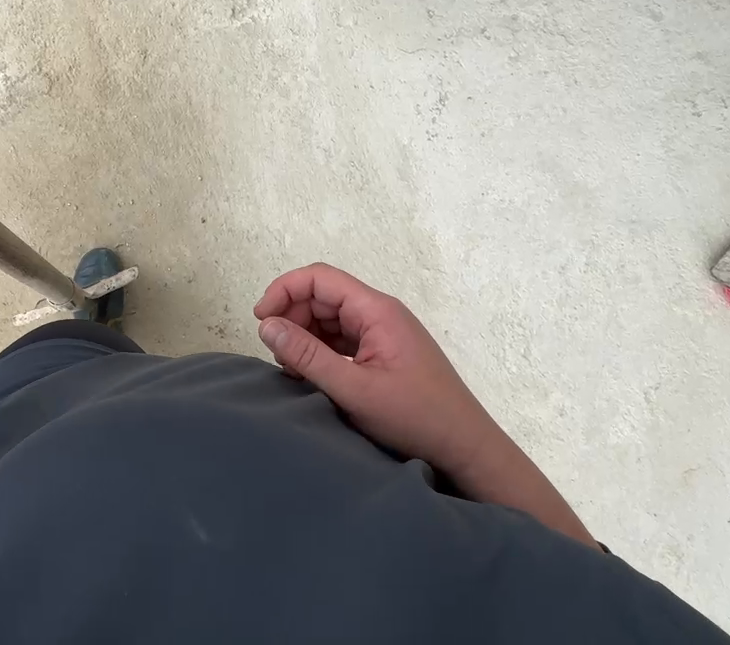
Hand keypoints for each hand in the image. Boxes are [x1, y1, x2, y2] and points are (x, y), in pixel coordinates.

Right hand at [254, 263, 503, 473]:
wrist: (468, 451)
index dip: (284, 290)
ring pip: (328, 318)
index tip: (261, 320)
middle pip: (321, 296)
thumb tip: (265, 325)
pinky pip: (340, 338)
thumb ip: (307, 356)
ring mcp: (381, 333)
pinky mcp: (382, 352)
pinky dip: (319, 350)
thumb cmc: (416, 418)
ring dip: (303, 335)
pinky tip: (309, 374)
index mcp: (376, 310)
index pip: (319, 278)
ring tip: (291, 367)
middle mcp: (379, 313)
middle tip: (276, 352)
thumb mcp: (355, 389)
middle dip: (291, 316)